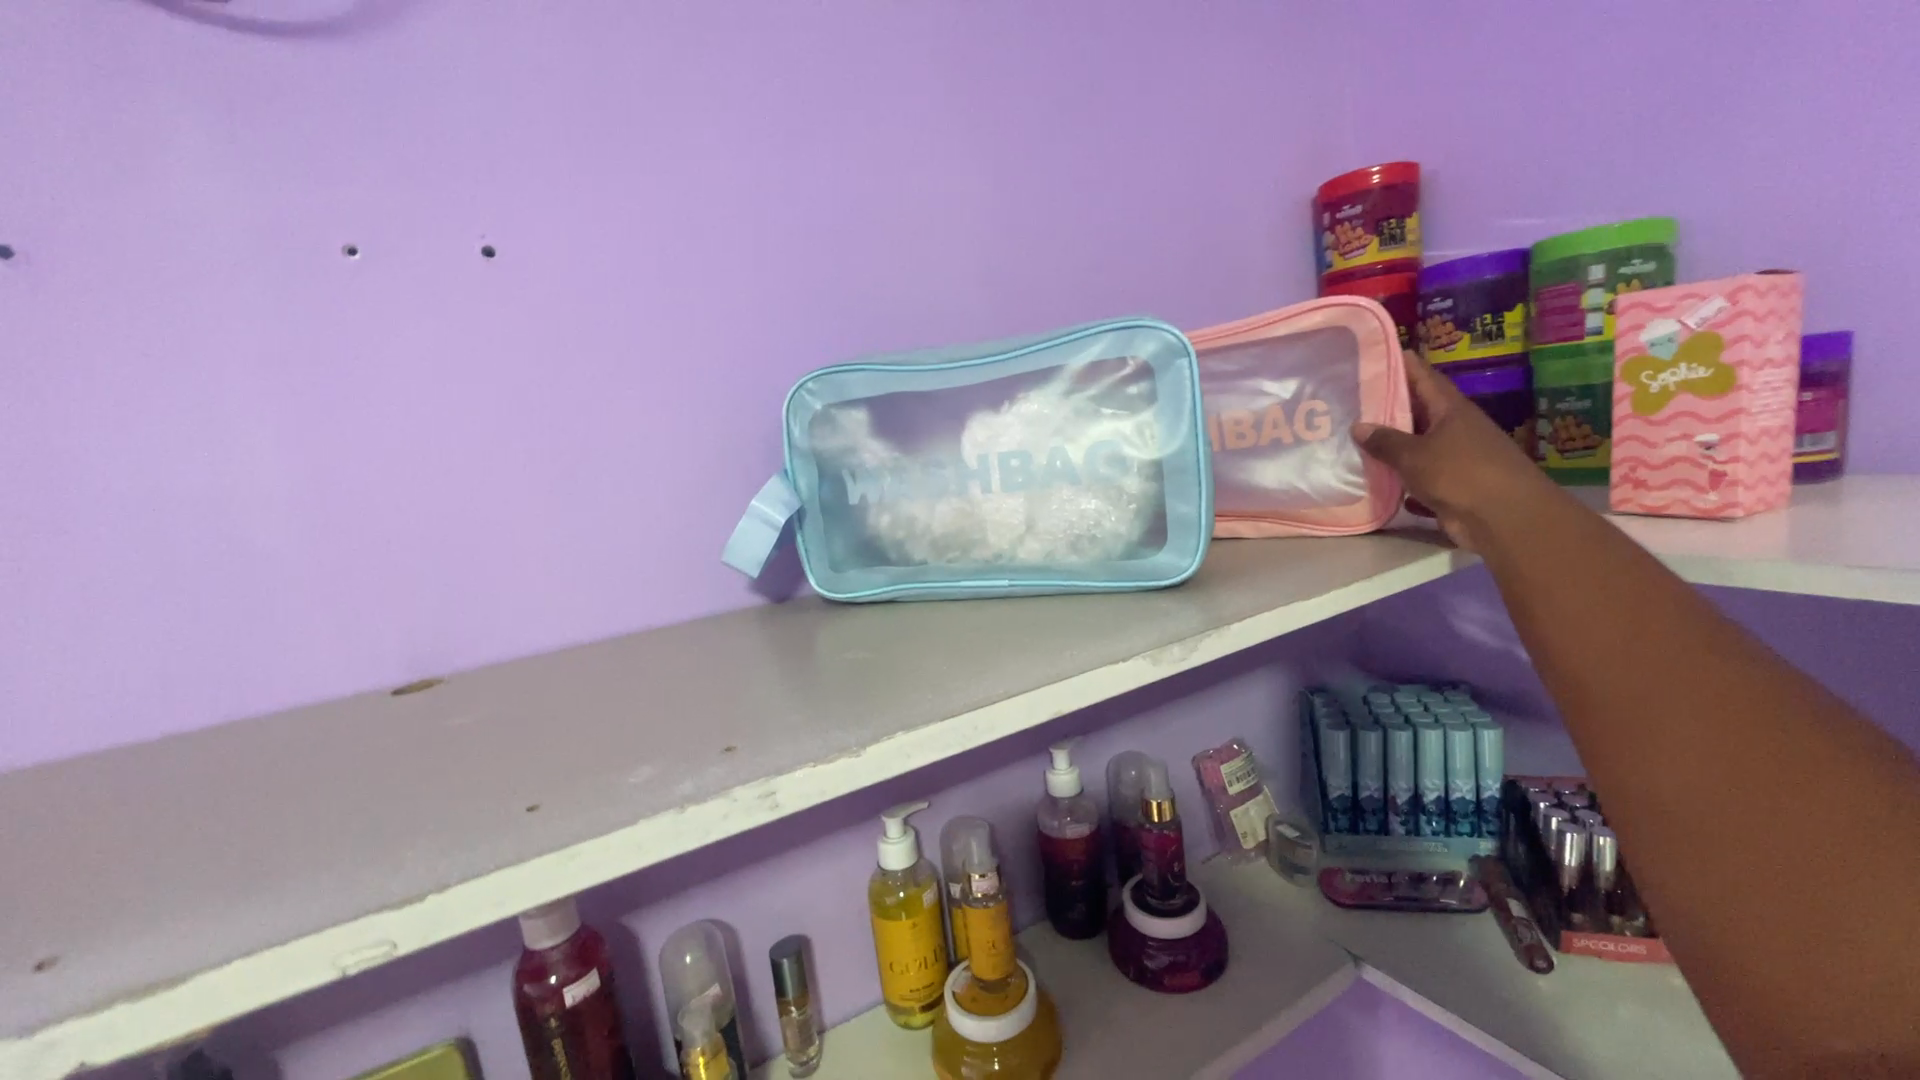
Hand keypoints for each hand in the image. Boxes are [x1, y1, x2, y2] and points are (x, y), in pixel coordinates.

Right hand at [1352, 354, 1555, 551]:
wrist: (1505, 518)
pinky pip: (1418, 478)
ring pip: (1414, 445)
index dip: (1395, 363)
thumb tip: (1358, 426)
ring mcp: (1454, 456)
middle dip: (1383, 407)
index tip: (1366, 357)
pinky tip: (1373, 482)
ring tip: (1349, 441)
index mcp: (1449, 408)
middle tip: (1345, 402)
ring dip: (1388, 446)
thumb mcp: (1415, 454)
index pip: (1420, 374)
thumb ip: (1385, 441)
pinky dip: (1399, 480)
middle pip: (1414, 409)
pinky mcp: (1451, 485)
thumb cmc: (1461, 473)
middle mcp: (1453, 427)